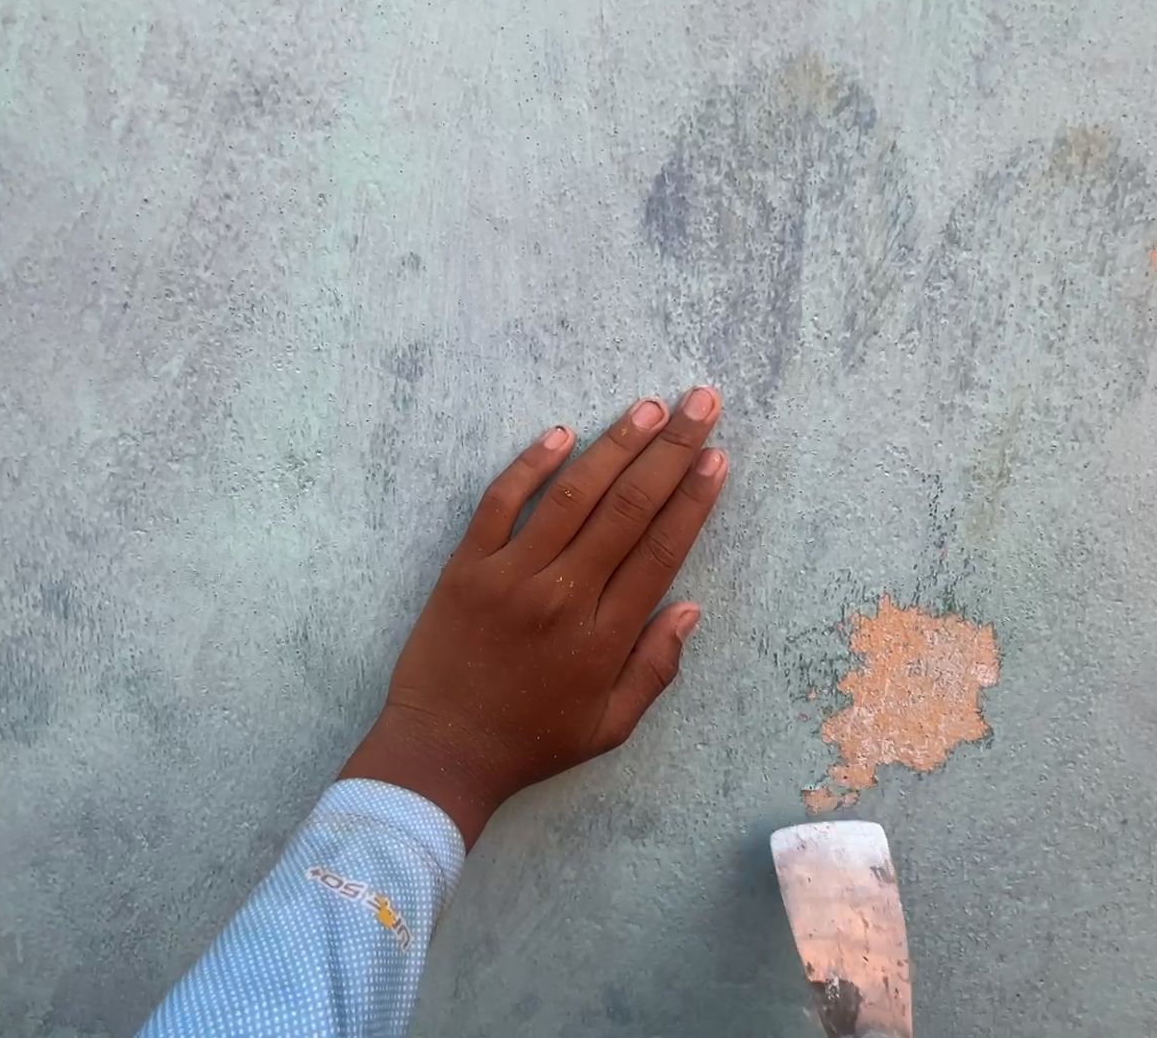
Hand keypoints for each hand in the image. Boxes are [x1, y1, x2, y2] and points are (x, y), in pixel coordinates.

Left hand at [341, 388, 728, 844]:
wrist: (439, 751)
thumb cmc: (529, 742)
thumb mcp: (610, 727)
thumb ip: (656, 668)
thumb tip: (691, 607)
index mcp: (604, 637)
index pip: (661, 551)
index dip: (692, 499)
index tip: (716, 456)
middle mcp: (563, 596)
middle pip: (627, 510)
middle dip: (671, 452)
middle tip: (701, 403)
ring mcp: (510, 575)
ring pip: (571, 496)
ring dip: (614, 446)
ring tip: (649, 408)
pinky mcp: (466, 567)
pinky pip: (499, 503)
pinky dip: (529, 465)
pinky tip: (561, 433)